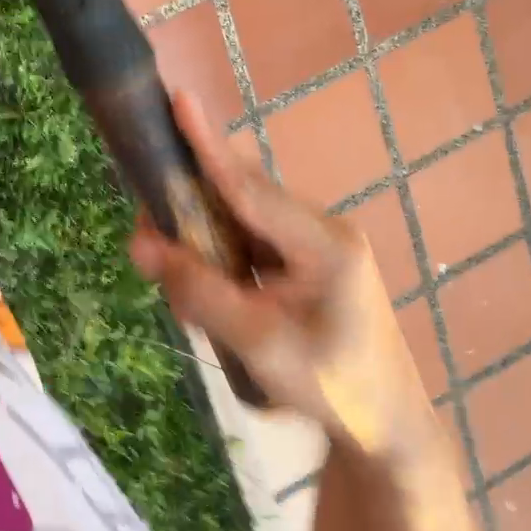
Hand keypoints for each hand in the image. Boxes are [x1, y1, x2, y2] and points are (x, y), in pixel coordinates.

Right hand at [131, 92, 436, 461]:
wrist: (388, 432)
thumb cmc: (333, 388)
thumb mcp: (260, 343)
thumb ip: (200, 291)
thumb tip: (143, 246)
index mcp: (322, 244)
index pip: (247, 186)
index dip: (208, 144)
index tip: (180, 99)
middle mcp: (318, 230)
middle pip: (234, 195)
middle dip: (182, 209)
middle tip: (144, 244)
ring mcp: (310, 243)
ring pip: (233, 217)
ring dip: (196, 242)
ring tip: (181, 293)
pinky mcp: (299, 260)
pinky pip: (241, 239)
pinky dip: (213, 257)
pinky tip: (206, 294)